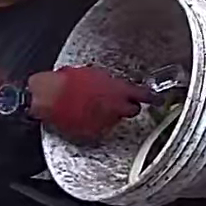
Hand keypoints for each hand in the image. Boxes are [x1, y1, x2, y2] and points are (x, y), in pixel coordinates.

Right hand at [27, 66, 149, 139]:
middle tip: (122, 103)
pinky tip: (87, 117)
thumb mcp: (95, 73)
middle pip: (133, 110)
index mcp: (119, 89)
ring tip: (97, 108)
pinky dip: (97, 124)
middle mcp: (116, 107)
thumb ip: (110, 81)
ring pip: (116, 119)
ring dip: (111, 115)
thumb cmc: (68, 80)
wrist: (48, 95)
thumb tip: (112, 83)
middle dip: (129, 107)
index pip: (144, 95)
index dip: (151, 97)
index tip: (157, 99)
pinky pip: (100, 129)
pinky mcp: (92, 133)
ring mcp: (105, 121)